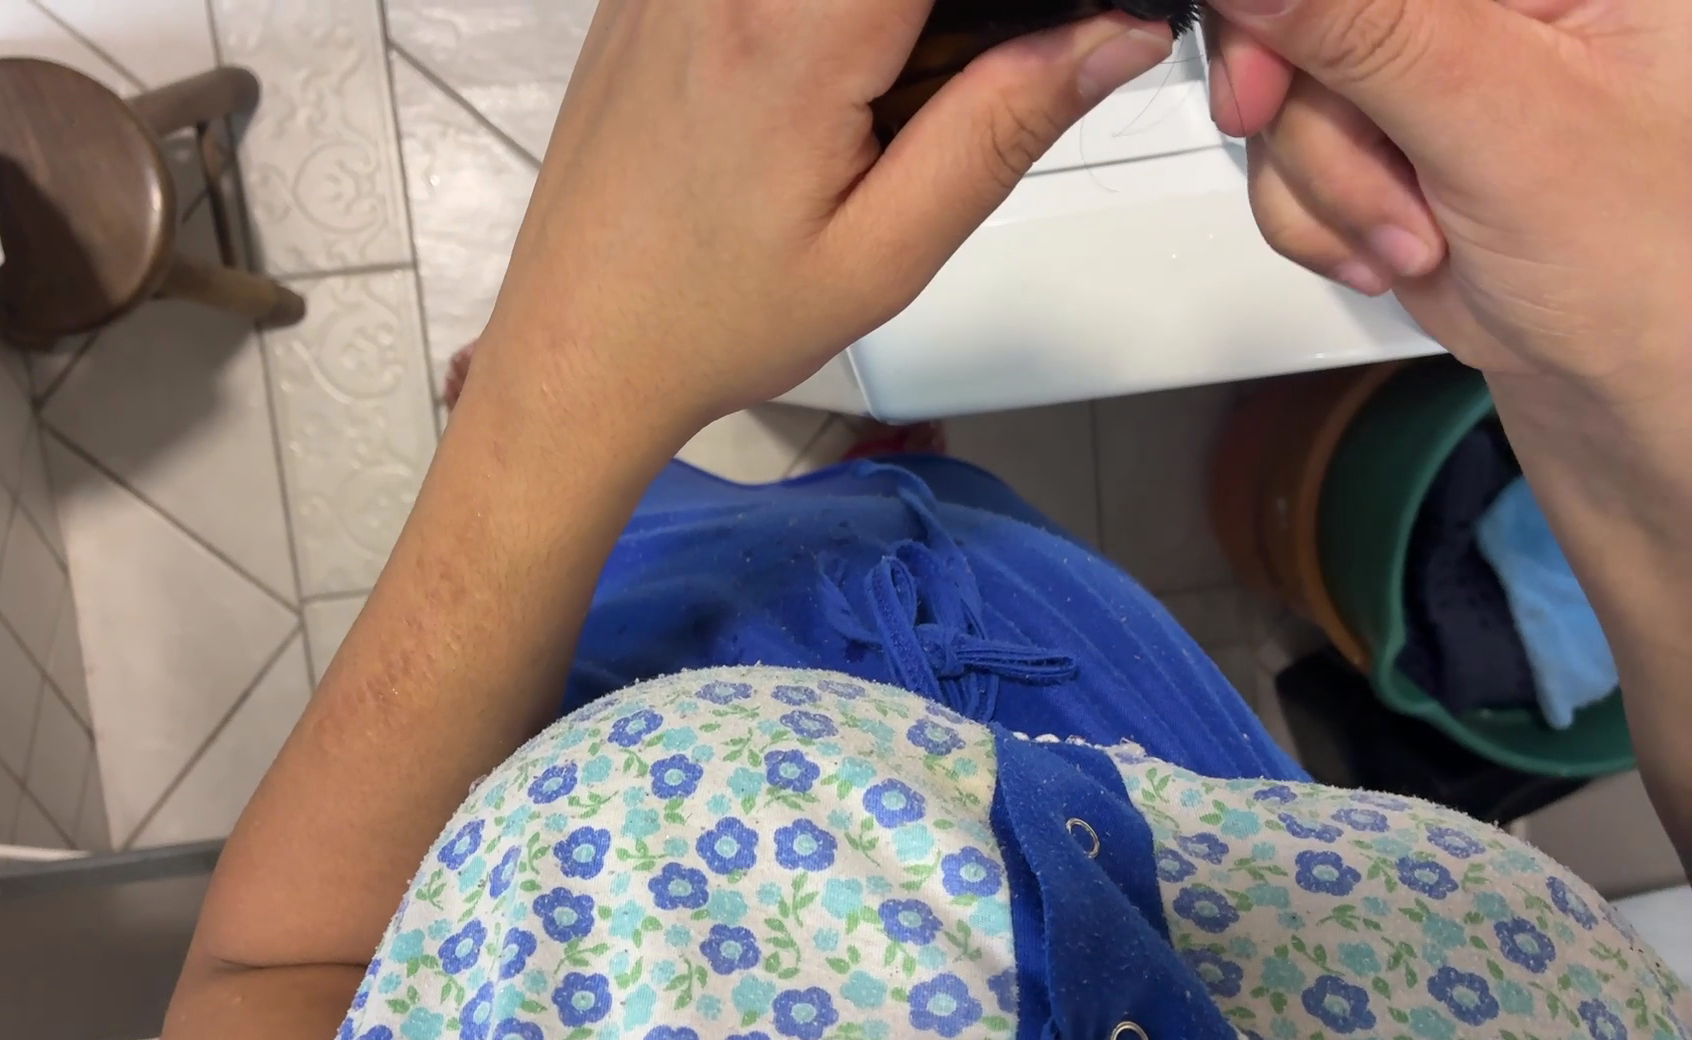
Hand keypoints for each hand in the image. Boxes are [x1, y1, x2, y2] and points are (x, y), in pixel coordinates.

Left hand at [466, 0, 1175, 440]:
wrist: (582, 353)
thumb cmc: (709, 327)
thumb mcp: (878, 261)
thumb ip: (998, 133)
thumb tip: (1110, 33)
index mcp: (795, 26)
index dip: (1011, 4)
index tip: (1030, 49)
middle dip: (944, 28)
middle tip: (929, 105)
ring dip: (882, 34)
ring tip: (861, 115)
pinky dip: (818, 25)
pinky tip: (803, 100)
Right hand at [1205, 0, 1691, 389]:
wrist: (1608, 348)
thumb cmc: (1633, 244)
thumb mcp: (1500, 124)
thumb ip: (1375, 37)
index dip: (1276, 27)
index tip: (1257, 98)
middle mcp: (1479, 14)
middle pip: (1303, 44)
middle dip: (1319, 146)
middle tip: (1374, 198)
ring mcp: (1416, 85)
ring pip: (1284, 118)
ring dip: (1324, 200)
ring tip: (1409, 238)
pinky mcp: (1374, 146)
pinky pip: (1283, 172)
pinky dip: (1312, 224)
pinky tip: (1383, 245)